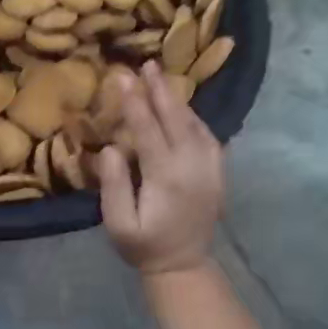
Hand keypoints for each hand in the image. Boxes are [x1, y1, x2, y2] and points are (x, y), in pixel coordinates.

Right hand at [95, 61, 224, 275]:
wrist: (183, 264)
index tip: (121, 78)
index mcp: (167, 177)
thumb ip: (115, 185)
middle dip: (160, 90)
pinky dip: (192, 116)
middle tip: (147, 64)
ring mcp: (210, 167)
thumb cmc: (141, 245)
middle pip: (176, 119)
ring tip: (162, 78)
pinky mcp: (216, 171)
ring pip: (195, 123)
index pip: (149, 131)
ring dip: (177, 99)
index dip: (134, 103)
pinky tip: (181, 108)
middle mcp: (194, 166)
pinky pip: (207, 135)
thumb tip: (110, 149)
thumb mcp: (118, 222)